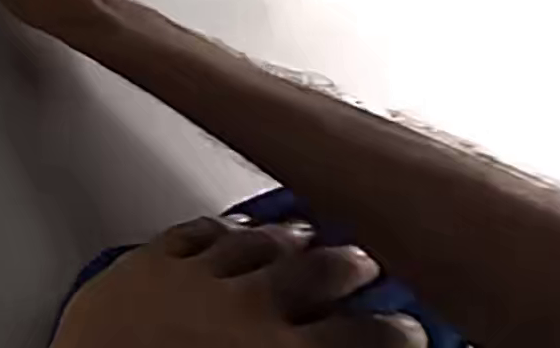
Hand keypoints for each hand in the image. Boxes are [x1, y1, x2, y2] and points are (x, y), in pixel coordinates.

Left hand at [53, 215, 424, 347]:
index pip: (364, 338)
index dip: (394, 330)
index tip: (409, 324)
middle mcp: (249, 307)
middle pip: (308, 274)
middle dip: (342, 265)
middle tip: (363, 257)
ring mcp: (196, 276)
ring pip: (250, 244)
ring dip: (281, 236)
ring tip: (302, 230)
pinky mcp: (150, 258)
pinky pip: (190, 233)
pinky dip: (216, 226)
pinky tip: (226, 223)